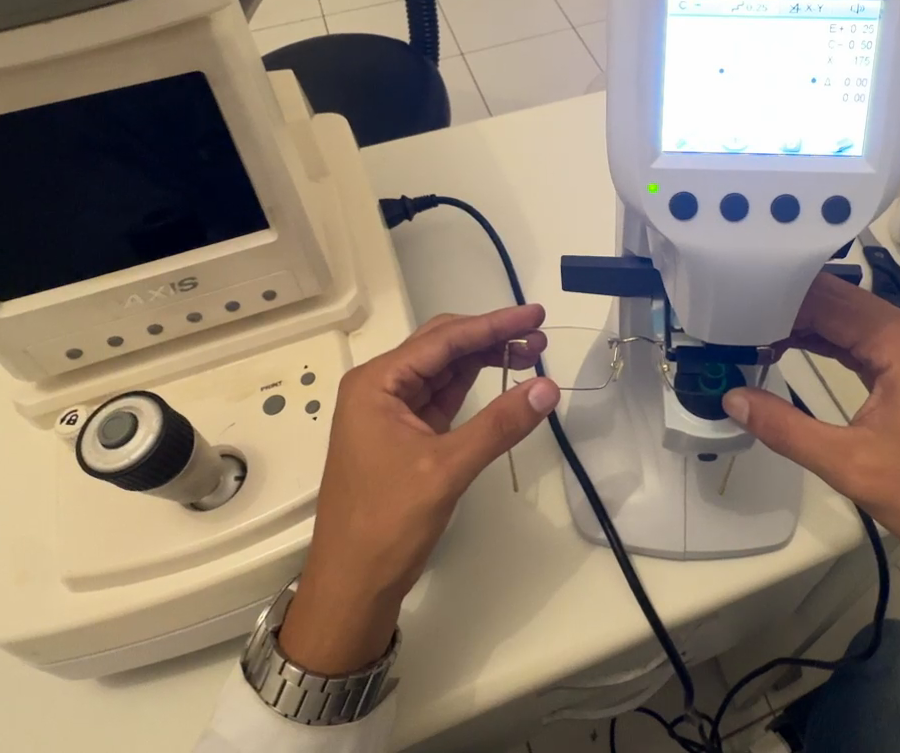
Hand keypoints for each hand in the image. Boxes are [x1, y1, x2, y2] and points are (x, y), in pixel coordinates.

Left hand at [278, 304, 560, 674]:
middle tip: (539, 336)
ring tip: (532, 354)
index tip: (535, 314)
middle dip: (491, 338)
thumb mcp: (447, 469)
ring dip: (486, 360)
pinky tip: (505, 381)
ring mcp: (392, 412)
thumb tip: (547, 386)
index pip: (444, 340)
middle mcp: (381, 388)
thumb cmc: (387, 523)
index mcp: (377, 383)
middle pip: (443, 347)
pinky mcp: (406, 435)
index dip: (494, 324)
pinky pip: (445, 397)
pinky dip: (476, 387)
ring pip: (446, 371)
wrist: (352, 586)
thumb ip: (499, 424)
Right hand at [722, 274, 899, 667]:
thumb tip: (730, 397)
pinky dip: (819, 340)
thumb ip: (785, 428)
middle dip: (781, 304)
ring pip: (843, 317)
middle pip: (834, 300)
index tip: (729, 304)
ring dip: (797, 322)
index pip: (827, 298)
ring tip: (743, 328)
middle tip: (727, 314)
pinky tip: (782, 346)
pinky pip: (855, 339)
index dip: (776, 297)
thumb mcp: (849, 464)